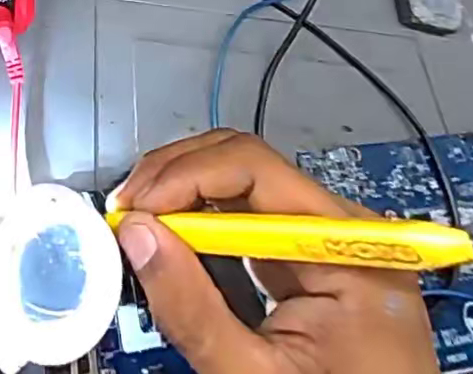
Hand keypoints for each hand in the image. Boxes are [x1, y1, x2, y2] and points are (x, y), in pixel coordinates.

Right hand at [112, 130, 438, 373]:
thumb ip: (196, 311)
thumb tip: (135, 233)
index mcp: (346, 245)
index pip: (255, 167)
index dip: (187, 175)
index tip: (137, 209)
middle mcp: (338, 224)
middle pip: (244, 161)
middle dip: (176, 175)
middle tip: (126, 210)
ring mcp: (321, 237)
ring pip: (237, 179)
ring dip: (180, 190)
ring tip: (138, 220)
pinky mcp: (303, 257)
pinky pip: (243, 214)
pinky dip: (198, 217)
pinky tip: (168, 235)